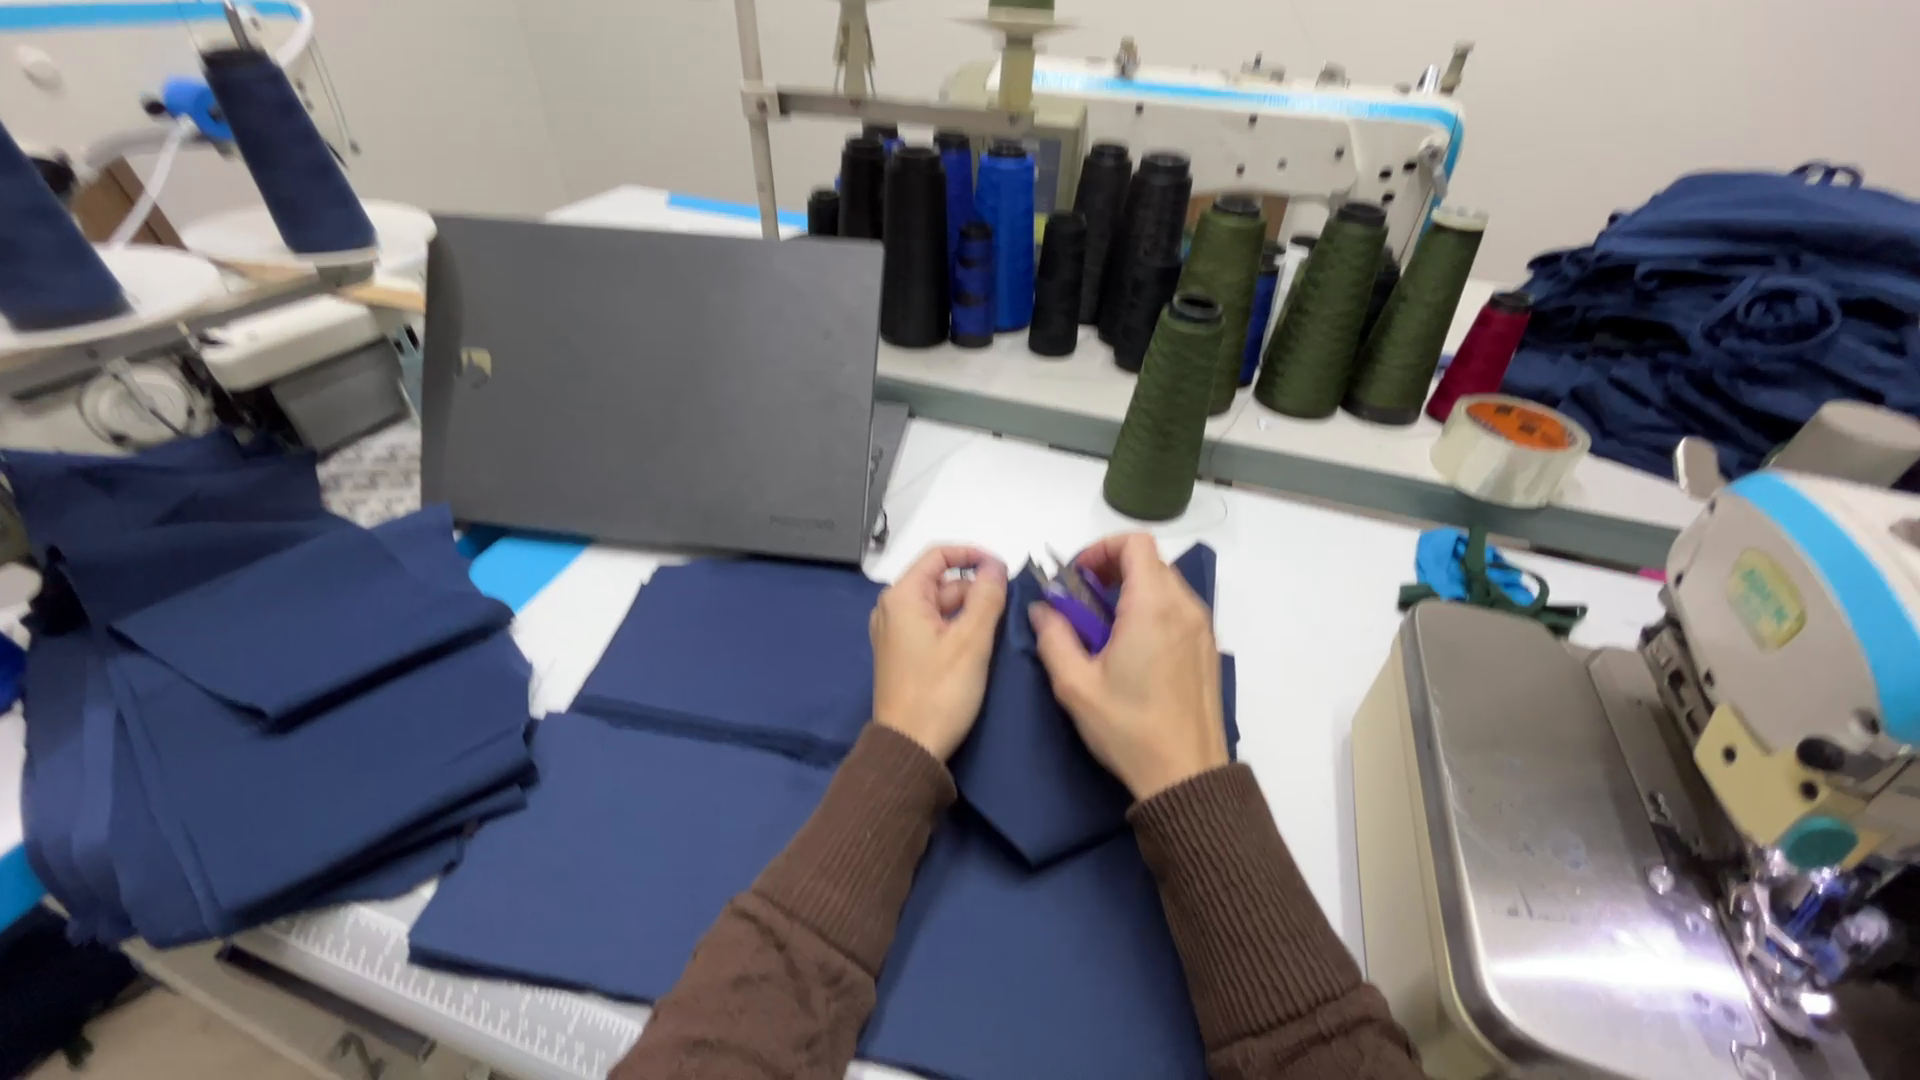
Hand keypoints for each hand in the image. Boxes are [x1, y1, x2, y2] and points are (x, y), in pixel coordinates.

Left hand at [871, 545, 1008, 759]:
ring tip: (995, 632)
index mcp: (902, 597)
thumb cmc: (940, 693)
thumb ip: (986, 597)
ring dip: (968, 611)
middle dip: (974, 590)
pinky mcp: (901, 654)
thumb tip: (995, 565)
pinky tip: (976, 646)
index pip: (938, 555)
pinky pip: (932, 626)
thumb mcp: (971, 641)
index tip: (1003, 569)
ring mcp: (894, 632)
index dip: (972, 554)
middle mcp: (892, 608)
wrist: (910, 748)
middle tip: (1006, 611)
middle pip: (941, 582)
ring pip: (939, 606)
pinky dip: (955, 627)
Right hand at [1029, 533, 1225, 800]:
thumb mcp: (1075, 685)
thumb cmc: (1128, 727)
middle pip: (1149, 561)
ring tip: (1102, 629)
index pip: (1135, 543)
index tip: (1076, 577)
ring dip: (1130, 591)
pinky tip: (1129, 649)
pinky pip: (1176, 609)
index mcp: (1153, 607)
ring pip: (1164, 584)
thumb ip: (1053, 637)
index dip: (1100, 549)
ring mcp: (1201, 628)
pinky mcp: (1206, 648)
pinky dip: (1150, 610)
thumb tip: (1041, 609)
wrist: (1187, 775)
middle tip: (1081, 603)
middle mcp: (1184, 607)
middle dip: (1110, 570)